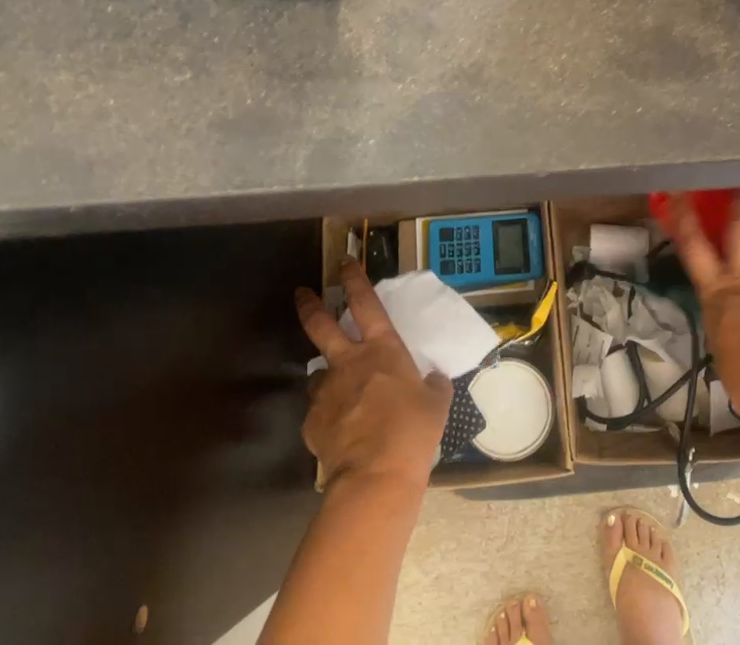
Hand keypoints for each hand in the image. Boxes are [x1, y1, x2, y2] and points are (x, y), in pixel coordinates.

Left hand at [294, 260, 452, 491]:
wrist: (375, 475)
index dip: (355, 280)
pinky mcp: (312, 420)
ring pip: (319, 373)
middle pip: (320, 324)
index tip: (344, 263)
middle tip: (302, 294)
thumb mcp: (437, 405)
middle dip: (310, 305)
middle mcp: (348, 363)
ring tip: (339, 394)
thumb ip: (433, 385)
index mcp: (382, 351)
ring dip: (327, 377)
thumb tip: (434, 378)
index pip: (366, 303)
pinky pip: (320, 412)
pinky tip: (343, 432)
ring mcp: (326, 391)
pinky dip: (330, 416)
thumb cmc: (413, 432)